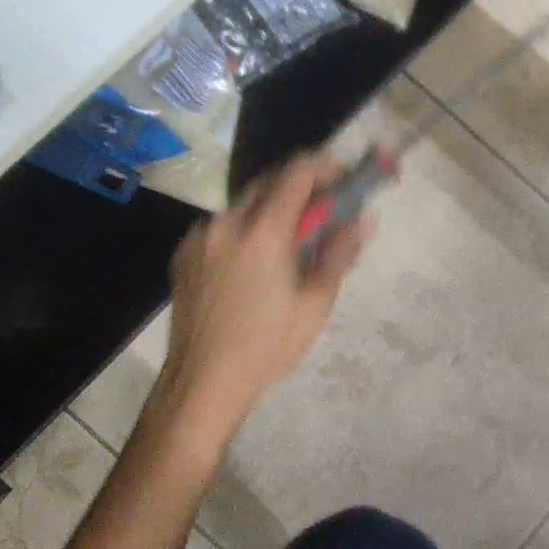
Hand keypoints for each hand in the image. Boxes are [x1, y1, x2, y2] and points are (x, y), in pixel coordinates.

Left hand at [135, 153, 368, 470]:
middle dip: (302, 188)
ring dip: (274, 210)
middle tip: (326, 212)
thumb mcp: (317, 301)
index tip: (345, 178)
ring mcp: (201, 236)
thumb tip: (364, 217)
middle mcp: (227, 222)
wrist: (202, 382)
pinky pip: (225, 226)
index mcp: (263, 230)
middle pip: (270, 181)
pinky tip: (257, 266)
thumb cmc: (269, 344)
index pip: (297, 171)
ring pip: (246, 204)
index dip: (326, 166)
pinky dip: (247, 230)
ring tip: (292, 246)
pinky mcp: (185, 254)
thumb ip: (340, 251)